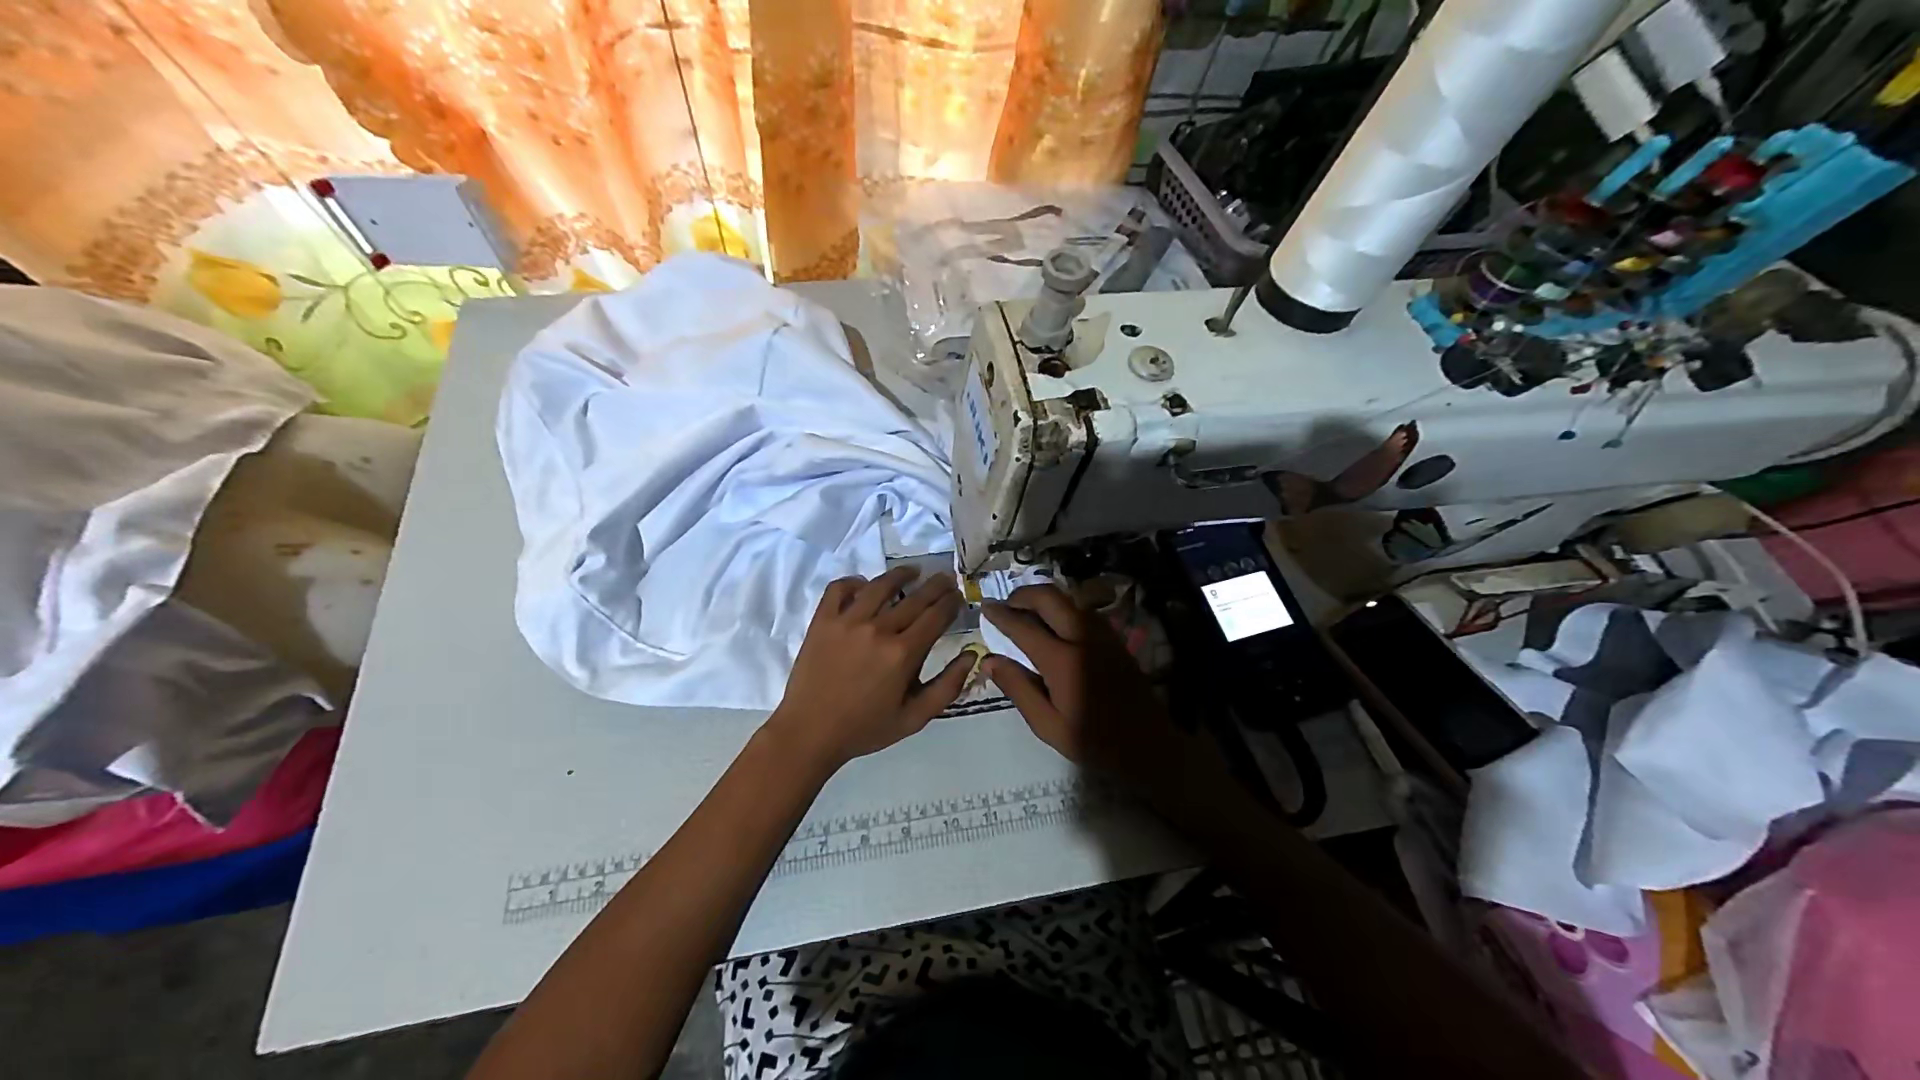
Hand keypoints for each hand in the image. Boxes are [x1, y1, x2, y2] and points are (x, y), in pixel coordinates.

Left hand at [767, 567, 971, 769]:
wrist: (810, 732)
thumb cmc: (866, 728)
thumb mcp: (915, 718)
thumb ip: (948, 687)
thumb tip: (971, 655)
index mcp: (903, 654)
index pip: (936, 616)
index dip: (951, 602)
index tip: (958, 596)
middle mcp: (878, 630)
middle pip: (915, 597)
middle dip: (935, 585)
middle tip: (945, 578)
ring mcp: (847, 621)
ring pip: (880, 585)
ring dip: (900, 575)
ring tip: (912, 572)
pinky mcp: (822, 620)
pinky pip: (840, 588)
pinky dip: (854, 582)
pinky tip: (864, 586)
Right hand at [981, 584, 1184, 783]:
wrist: (1148, 745)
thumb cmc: (1093, 741)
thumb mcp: (1047, 725)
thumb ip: (1018, 688)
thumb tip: (990, 661)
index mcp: (1062, 660)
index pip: (1023, 626)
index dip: (1001, 615)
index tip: (985, 607)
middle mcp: (1083, 638)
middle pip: (1049, 598)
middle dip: (1023, 595)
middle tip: (1006, 605)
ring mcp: (1103, 635)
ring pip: (1069, 599)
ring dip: (1044, 598)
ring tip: (1026, 611)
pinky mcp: (1115, 639)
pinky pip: (1084, 610)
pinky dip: (1063, 607)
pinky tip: (1055, 622)